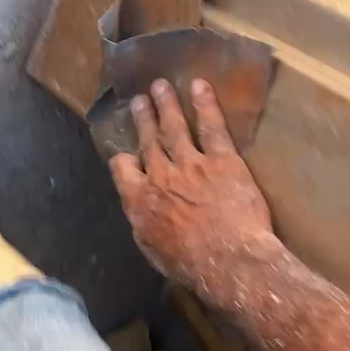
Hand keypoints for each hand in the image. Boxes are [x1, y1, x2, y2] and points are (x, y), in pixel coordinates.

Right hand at [108, 78, 281, 299]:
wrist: (228, 260)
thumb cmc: (188, 263)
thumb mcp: (151, 249)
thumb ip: (142, 223)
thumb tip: (141, 213)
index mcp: (138, 200)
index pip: (122, 169)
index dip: (123, 160)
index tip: (126, 156)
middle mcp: (160, 176)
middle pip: (148, 141)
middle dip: (142, 119)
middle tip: (138, 101)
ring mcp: (191, 165)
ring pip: (174, 128)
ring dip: (165, 105)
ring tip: (160, 86)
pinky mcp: (223, 161)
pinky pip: (212, 127)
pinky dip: (205, 105)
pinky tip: (200, 86)